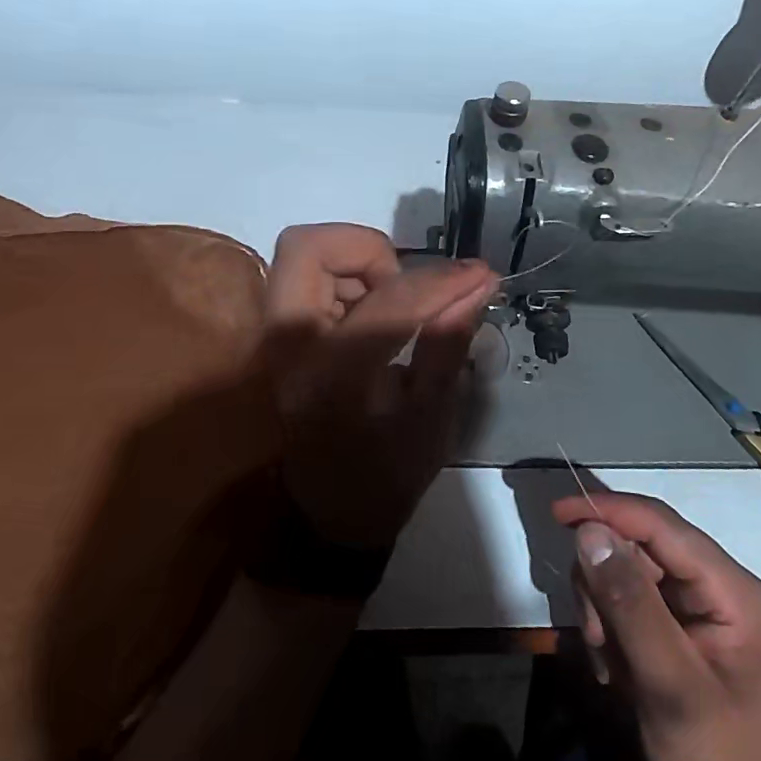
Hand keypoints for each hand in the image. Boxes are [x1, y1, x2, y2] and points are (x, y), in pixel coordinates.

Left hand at [265, 224, 495, 548]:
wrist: (333, 512)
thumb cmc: (390, 471)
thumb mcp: (434, 415)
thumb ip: (449, 343)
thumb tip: (478, 283)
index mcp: (334, 375)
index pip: (390, 299)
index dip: (444, 281)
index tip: (483, 276)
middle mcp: (290, 345)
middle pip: (310, 247)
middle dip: (373, 251)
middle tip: (412, 286)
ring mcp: (277, 339)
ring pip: (306, 256)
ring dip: (362, 265)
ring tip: (401, 304)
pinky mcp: (282, 337)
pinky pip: (309, 278)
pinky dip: (351, 279)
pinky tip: (383, 315)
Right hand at [553, 493, 760, 760]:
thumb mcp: (672, 686)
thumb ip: (632, 605)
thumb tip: (589, 530)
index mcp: (735, 591)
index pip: (666, 527)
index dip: (612, 511)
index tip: (557, 511)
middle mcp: (719, 592)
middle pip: (645, 550)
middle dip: (607, 582)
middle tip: (594, 636)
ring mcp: (701, 617)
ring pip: (633, 580)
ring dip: (606, 613)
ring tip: (607, 663)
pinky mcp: (683, 642)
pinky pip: (634, 614)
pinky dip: (613, 636)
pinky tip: (615, 675)